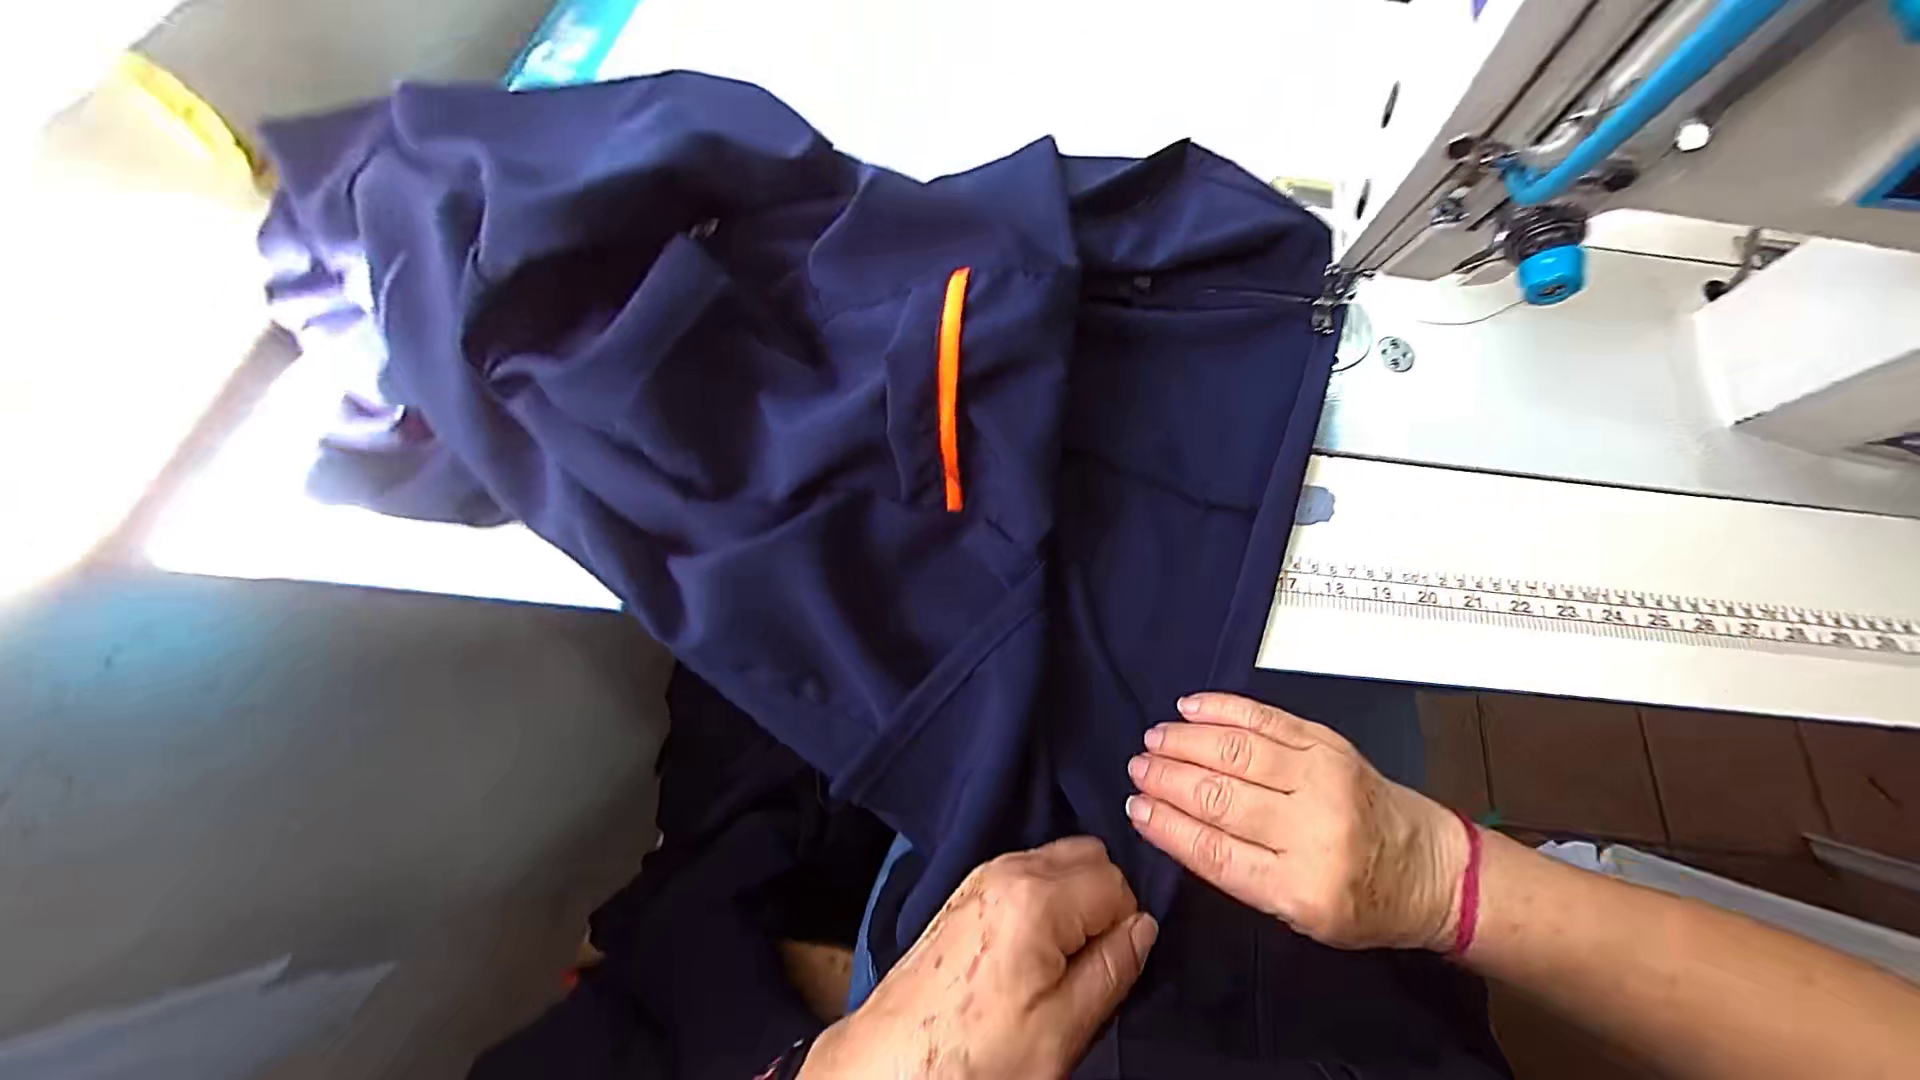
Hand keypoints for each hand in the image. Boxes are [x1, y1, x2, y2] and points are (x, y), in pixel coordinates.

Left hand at [800, 837, 1157, 1079]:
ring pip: (1058, 858)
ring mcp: (984, 872)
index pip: (1116, 881)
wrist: (890, 1061)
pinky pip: (1028, 869)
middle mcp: (1008, 866)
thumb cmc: (972, 1055)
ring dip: (1074, 897)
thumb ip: (1112, 968)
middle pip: (1088, 855)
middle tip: (1092, 959)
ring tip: (1061, 959)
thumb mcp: (1061, 1028)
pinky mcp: (969, 887)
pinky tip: (1034, 946)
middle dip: (1103, 899)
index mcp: (1036, 895)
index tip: (1113, 965)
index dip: (1126, 925)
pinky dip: (1046, 895)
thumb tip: (1145, 928)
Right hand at [1125, 692, 1466, 951]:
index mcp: (1305, 888)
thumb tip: (1169, 821)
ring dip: (1185, 742)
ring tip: (1154, 740)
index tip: (1136, 808)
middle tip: (1137, 768)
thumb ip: (1236, 869)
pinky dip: (1221, 709)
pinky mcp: (1328, 743)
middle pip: (1220, 797)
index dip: (1167, 825)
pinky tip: (1189, 708)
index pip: (1215, 851)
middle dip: (1167, 779)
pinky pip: (1265, 718)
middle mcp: (1315, 829)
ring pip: (1236, 751)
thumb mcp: (1298, 911)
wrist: (1429, 867)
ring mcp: (1323, 778)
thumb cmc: (1359, 898)